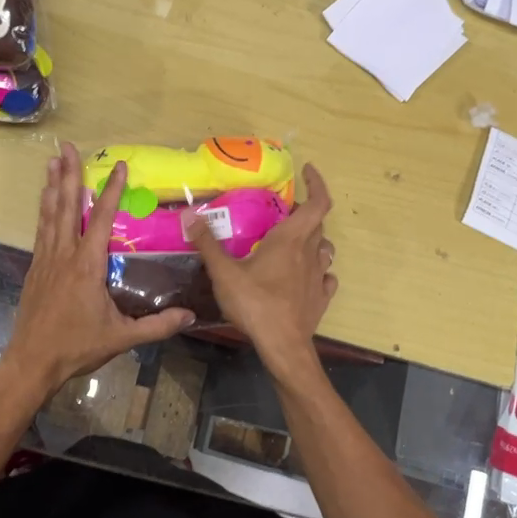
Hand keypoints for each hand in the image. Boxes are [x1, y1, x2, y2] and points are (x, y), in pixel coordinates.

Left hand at [2, 142, 194, 396]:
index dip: (112, 191)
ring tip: (52, 161)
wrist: (32, 361)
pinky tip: (45, 200)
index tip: (119, 166)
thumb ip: (157, 326)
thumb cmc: (76, 348)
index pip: (101, 220)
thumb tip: (190, 316)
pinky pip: (41, 230)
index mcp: (87, 266)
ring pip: (50, 214)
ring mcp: (47, 260)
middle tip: (66, 146)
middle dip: (69, 174)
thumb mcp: (121, 338)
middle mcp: (64, 255)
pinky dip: (44, 211)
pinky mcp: (36, 269)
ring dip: (52, 186)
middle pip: (67, 206)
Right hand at [184, 163, 335, 382]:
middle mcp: (310, 253)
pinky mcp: (321, 299)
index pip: (318, 203)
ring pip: (324, 249)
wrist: (283, 346)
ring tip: (293, 242)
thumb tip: (190, 215)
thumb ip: (208, 243)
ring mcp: (319, 277)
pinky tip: (305, 276)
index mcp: (291, 239)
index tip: (307, 171)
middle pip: (318, 224)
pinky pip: (326, 278)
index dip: (317, 184)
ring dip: (313, 240)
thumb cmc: (255, 304)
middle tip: (282, 211)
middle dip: (304, 213)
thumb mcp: (224, 272)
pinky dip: (318, 271)